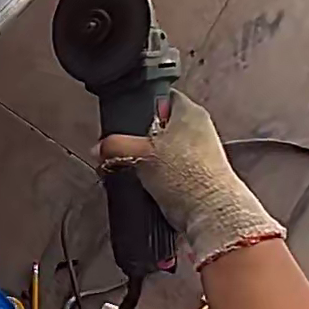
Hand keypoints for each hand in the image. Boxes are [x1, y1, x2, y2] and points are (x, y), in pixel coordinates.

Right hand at [98, 89, 284, 268]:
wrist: (209, 213)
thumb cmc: (188, 175)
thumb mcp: (139, 152)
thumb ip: (114, 145)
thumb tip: (99, 147)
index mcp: (190, 112)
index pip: (162, 96)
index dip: (142, 105)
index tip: (127, 118)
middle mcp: (199, 130)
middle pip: (159, 125)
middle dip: (139, 138)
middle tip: (126, 148)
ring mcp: (199, 154)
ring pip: (162, 150)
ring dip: (146, 160)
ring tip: (136, 169)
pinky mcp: (196, 176)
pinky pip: (168, 171)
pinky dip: (156, 177)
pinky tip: (148, 185)